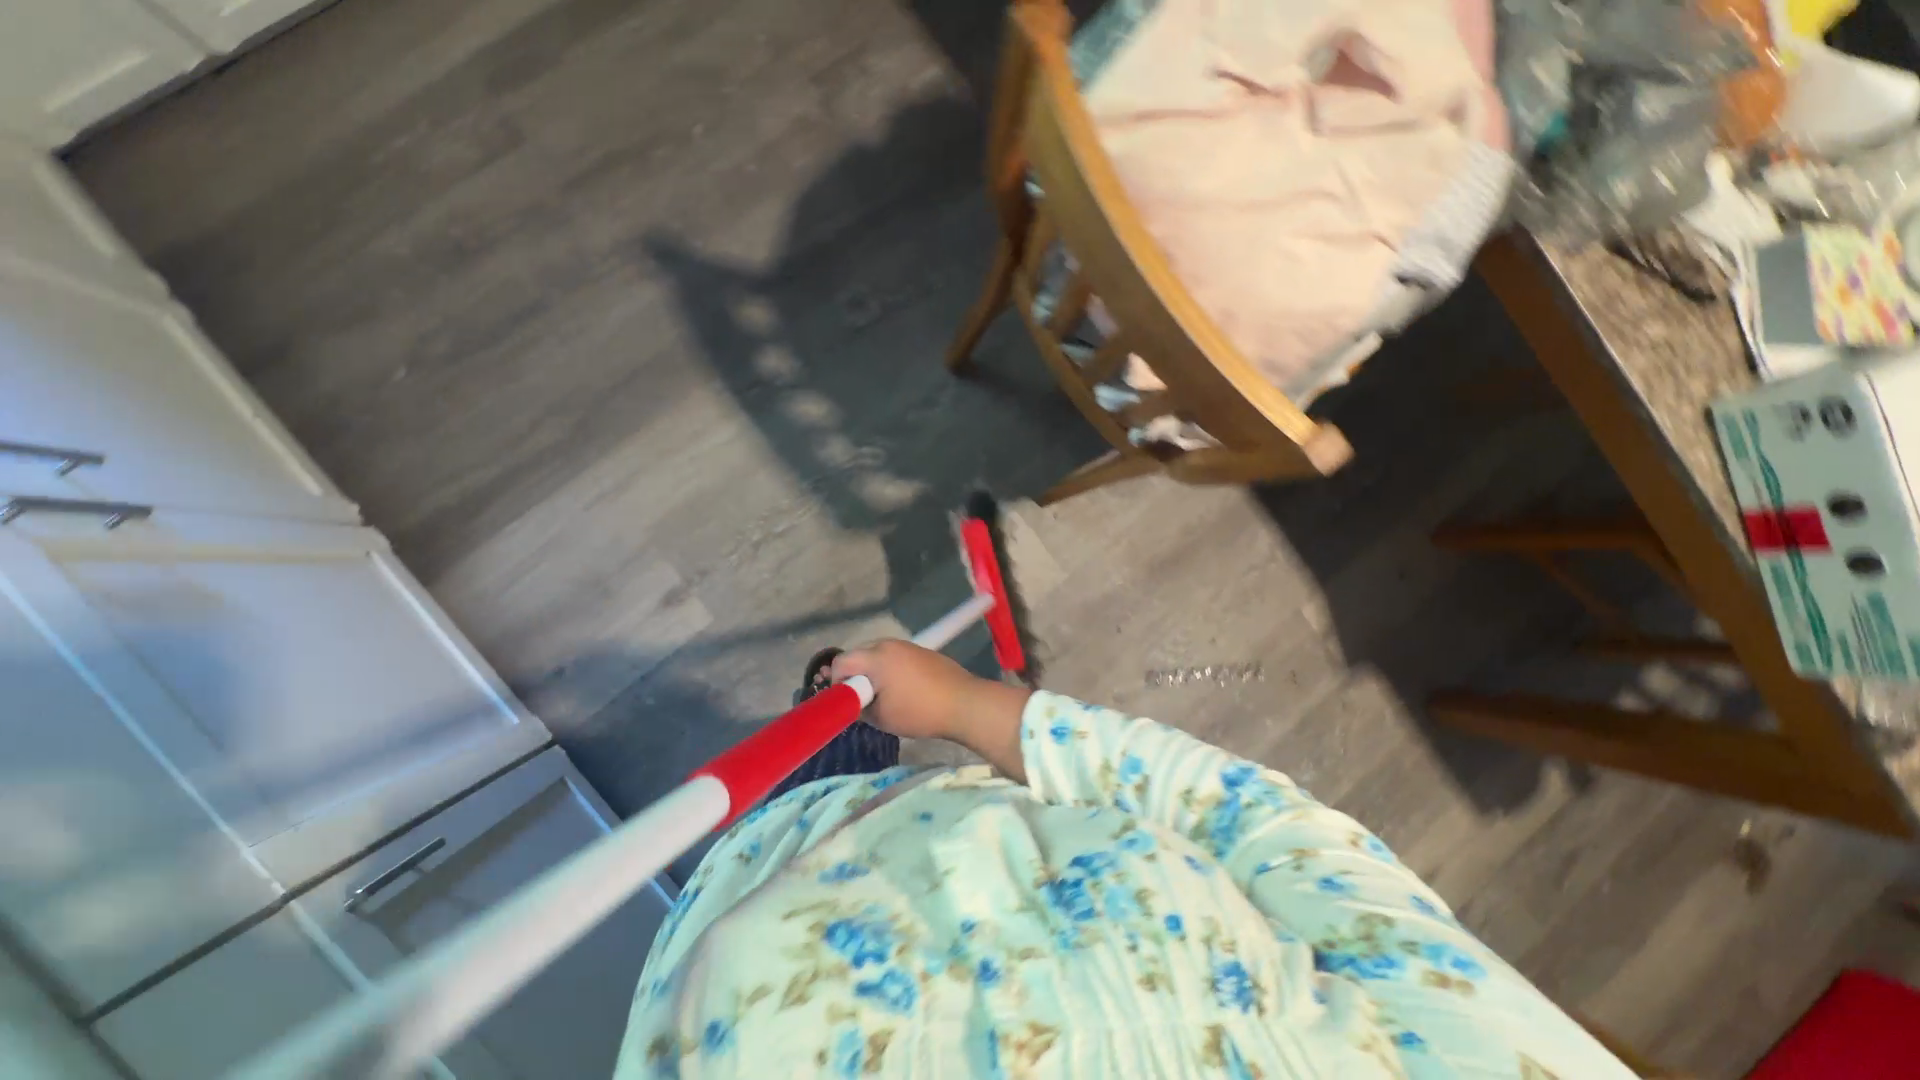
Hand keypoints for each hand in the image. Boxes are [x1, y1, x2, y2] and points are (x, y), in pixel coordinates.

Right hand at [830, 641, 1031, 779]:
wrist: (964, 704)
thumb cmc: (919, 712)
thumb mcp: (881, 717)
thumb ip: (858, 706)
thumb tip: (852, 701)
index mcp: (875, 657)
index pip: (841, 662)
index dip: (835, 682)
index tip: (845, 701)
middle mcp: (889, 644)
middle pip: (858, 655)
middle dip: (854, 676)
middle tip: (861, 700)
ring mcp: (908, 646)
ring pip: (878, 655)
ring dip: (873, 672)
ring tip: (882, 696)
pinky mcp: (923, 652)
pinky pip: (896, 658)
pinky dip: (890, 670)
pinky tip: (903, 690)